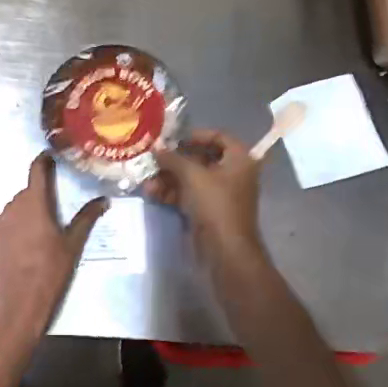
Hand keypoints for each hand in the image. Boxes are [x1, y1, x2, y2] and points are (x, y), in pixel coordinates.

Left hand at [0, 153, 107, 336]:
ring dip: (23, 215)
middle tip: (51, 215)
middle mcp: (13, 205)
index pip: (37, 169)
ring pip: (13, 209)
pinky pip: (1, 226)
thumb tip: (104, 199)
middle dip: (38, 198)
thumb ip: (87, 217)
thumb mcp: (74, 243)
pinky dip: (10, 231)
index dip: (43, 161)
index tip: (50, 157)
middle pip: (26, 193)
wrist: (21, 301)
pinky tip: (20, 249)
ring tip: (36, 237)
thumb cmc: (52, 270)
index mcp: (36, 202)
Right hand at [149, 129, 263, 261]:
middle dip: (175, 161)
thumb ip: (173, 159)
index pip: (218, 137)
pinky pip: (190, 195)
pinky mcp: (210, 211)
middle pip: (201, 159)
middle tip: (153, 160)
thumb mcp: (192, 176)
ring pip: (192, 179)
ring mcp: (221, 194)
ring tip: (148, 183)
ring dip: (169, 179)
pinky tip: (153, 194)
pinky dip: (173, 193)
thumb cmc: (215, 205)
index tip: (174, 139)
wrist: (225, 251)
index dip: (195, 136)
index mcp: (239, 159)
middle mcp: (233, 173)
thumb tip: (156, 147)